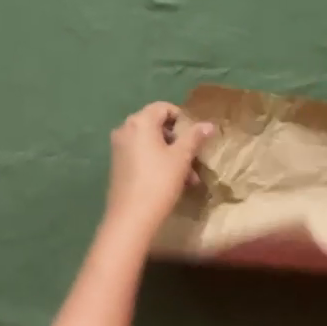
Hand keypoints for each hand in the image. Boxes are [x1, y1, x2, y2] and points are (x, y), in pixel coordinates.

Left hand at [104, 102, 213, 237]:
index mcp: (139, 122)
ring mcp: (118, 147)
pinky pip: (141, 154)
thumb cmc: (159, 182)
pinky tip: (173, 182)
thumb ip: (194, 137)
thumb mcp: (181, 158)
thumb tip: (209, 124)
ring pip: (151, 143)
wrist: (131, 217)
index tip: (195, 137)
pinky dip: (157, 162)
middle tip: (194, 159)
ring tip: (189, 178)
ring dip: (172, 155)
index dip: (182, 119)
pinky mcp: (118, 164)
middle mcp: (125, 129)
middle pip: (157, 125)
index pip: (164, 108)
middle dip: (179, 141)